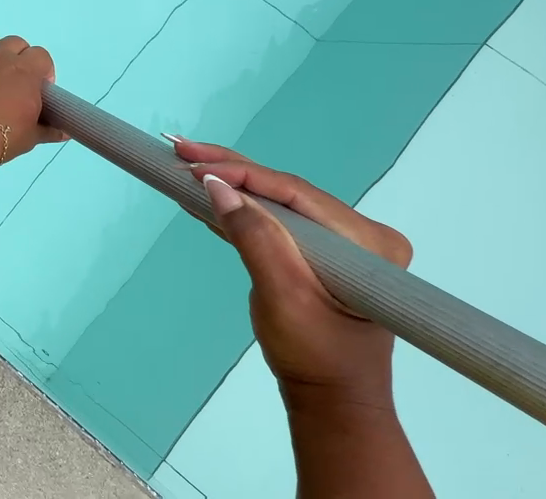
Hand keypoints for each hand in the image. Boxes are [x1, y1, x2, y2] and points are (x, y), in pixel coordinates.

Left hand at [0, 31, 66, 160]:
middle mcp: (1, 57)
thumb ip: (47, 129)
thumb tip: (63, 132)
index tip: (39, 88)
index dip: (43, 70)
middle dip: (20, 57)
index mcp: (25, 70)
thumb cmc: (2, 135)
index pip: (41, 56)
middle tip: (16, 79)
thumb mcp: (31, 136)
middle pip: (16, 43)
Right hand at [172, 139, 412, 404]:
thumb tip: (213, 186)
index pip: (293, 191)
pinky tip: (201, 193)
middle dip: (228, 167)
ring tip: (181, 162)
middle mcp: (361, 234)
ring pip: (273, 198)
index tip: (190, 165)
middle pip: (283, 188)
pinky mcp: (319, 251)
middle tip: (177, 148)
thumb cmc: (314, 352)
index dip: (239, 173)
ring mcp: (341, 242)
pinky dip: (236, 205)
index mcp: (368, 242)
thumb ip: (254, 237)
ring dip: (227, 182)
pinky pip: (273, 217)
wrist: (330, 398)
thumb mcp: (281, 295)